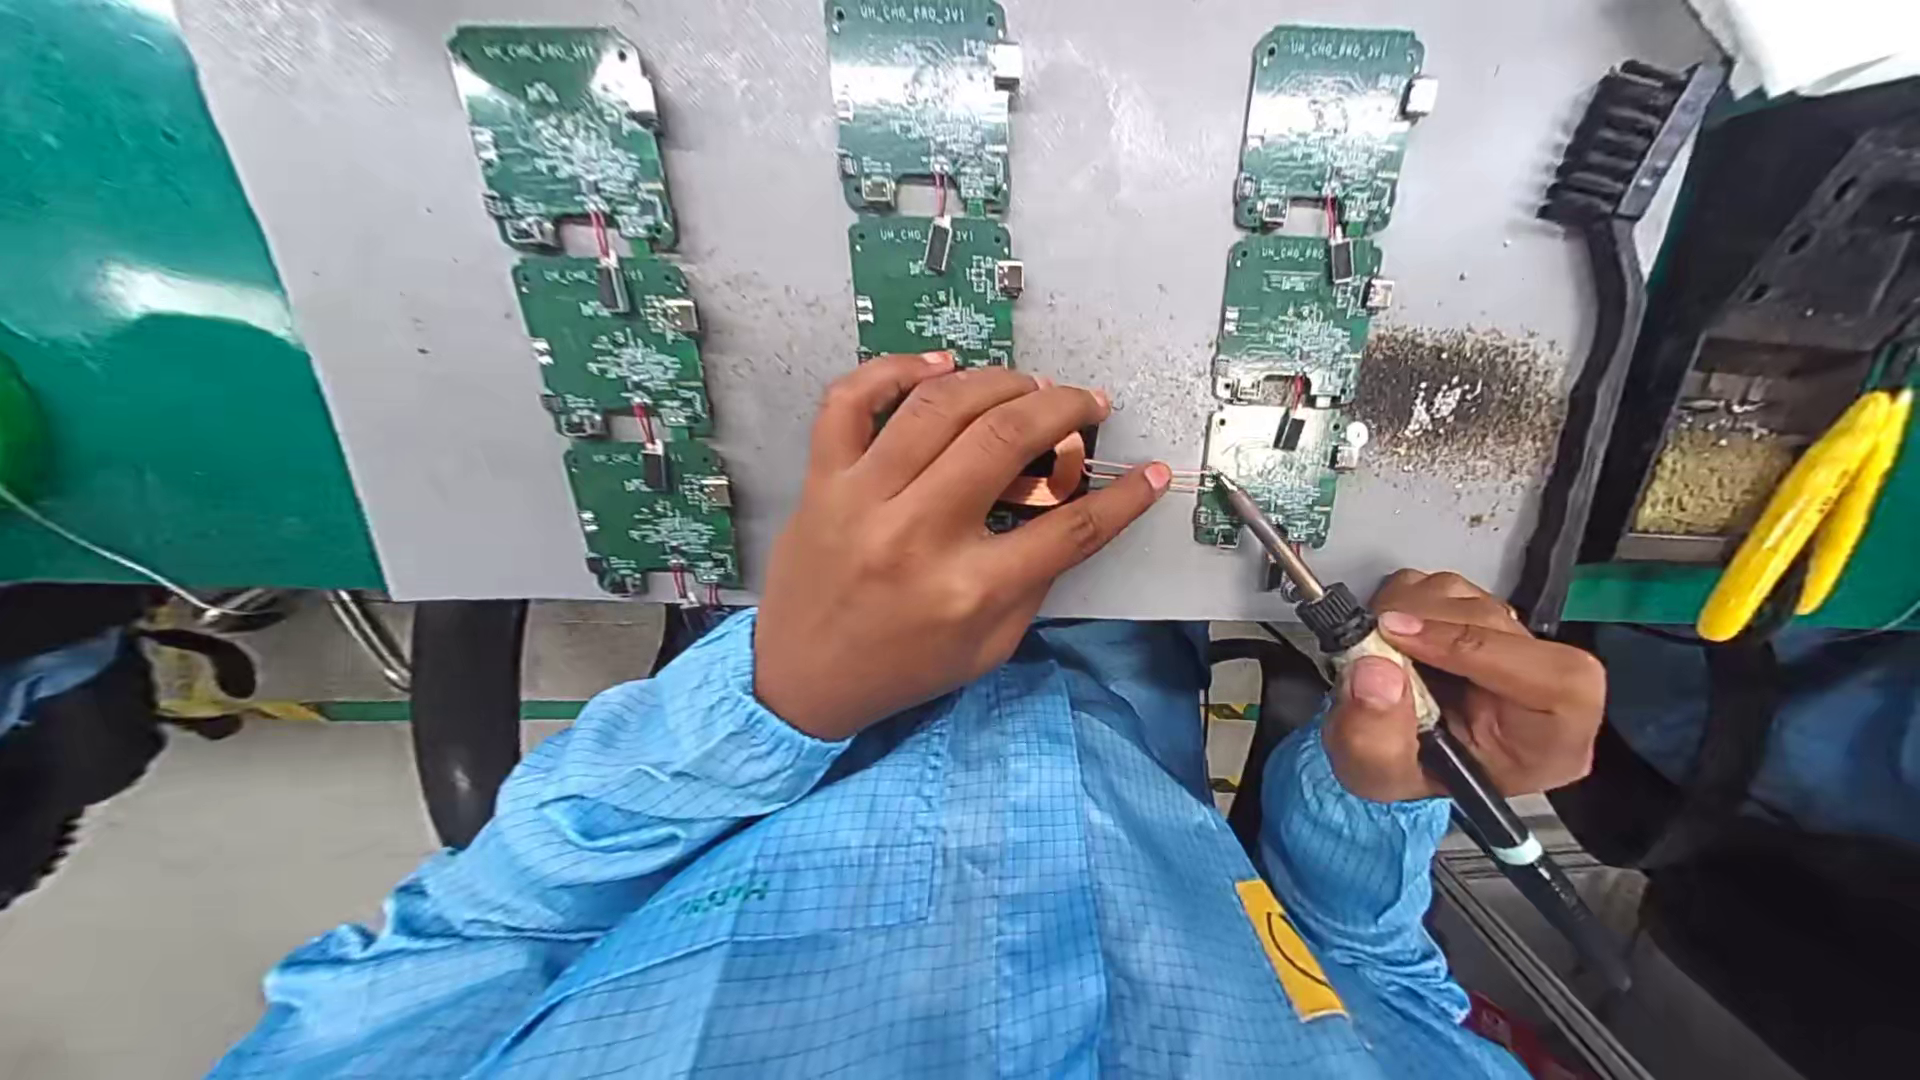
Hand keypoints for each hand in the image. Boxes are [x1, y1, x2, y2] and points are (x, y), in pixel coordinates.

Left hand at [754, 352, 1172, 739]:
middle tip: (1085, 404)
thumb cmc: (902, 670)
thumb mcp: (988, 648)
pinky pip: (850, 401)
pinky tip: (939, 367)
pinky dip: (894, 369)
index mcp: (968, 590)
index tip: (1148, 474)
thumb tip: (1068, 515)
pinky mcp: (822, 481)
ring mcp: (862, 499)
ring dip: (997, 381)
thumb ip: (1033, 583)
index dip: (1123, 499)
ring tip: (1028, 386)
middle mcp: (917, 535)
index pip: (1069, 530)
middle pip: (1004, 442)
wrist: (802, 680)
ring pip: (938, 407)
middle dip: (1063, 410)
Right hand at [1323, 570, 1605, 801]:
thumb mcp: (1373, 774)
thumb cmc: (1395, 772)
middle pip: (1499, 626)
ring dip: (1405, 610)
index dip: (1477, 647)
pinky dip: (1400, 600)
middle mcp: (1541, 687)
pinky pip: (1441, 587)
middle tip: (1368, 638)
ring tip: (1374, 643)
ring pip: (1468, 598)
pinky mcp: (1474, 617)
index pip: (1555, 679)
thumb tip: (1375, 669)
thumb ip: (1372, 736)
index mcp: (1544, 743)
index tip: (1399, 636)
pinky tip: (1386, 633)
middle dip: (1422, 624)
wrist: (1384, 751)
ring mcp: (1508, 644)